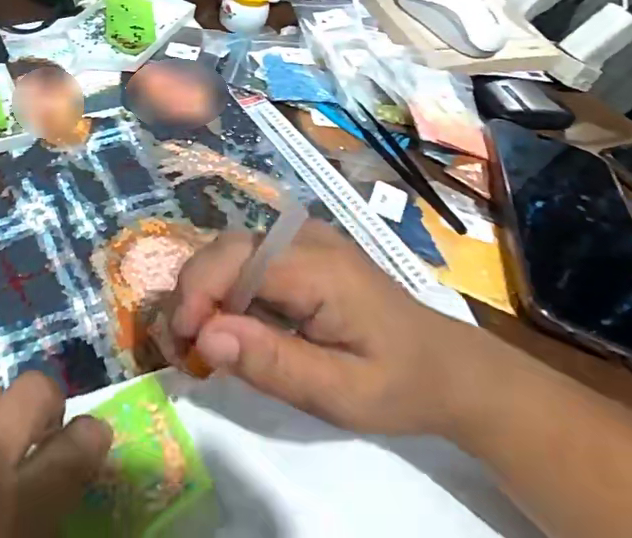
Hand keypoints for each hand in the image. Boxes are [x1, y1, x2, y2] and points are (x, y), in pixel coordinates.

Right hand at [170, 219, 476, 436]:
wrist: (449, 367)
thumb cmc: (398, 385)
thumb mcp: (340, 393)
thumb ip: (272, 363)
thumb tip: (205, 335)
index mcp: (319, 267)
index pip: (236, 260)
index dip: (198, 294)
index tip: (182, 343)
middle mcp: (306, 237)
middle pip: (226, 248)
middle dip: (194, 292)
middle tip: (183, 347)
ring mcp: (304, 237)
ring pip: (231, 250)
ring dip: (206, 290)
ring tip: (200, 339)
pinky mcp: (301, 248)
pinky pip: (248, 257)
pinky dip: (226, 287)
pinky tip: (230, 322)